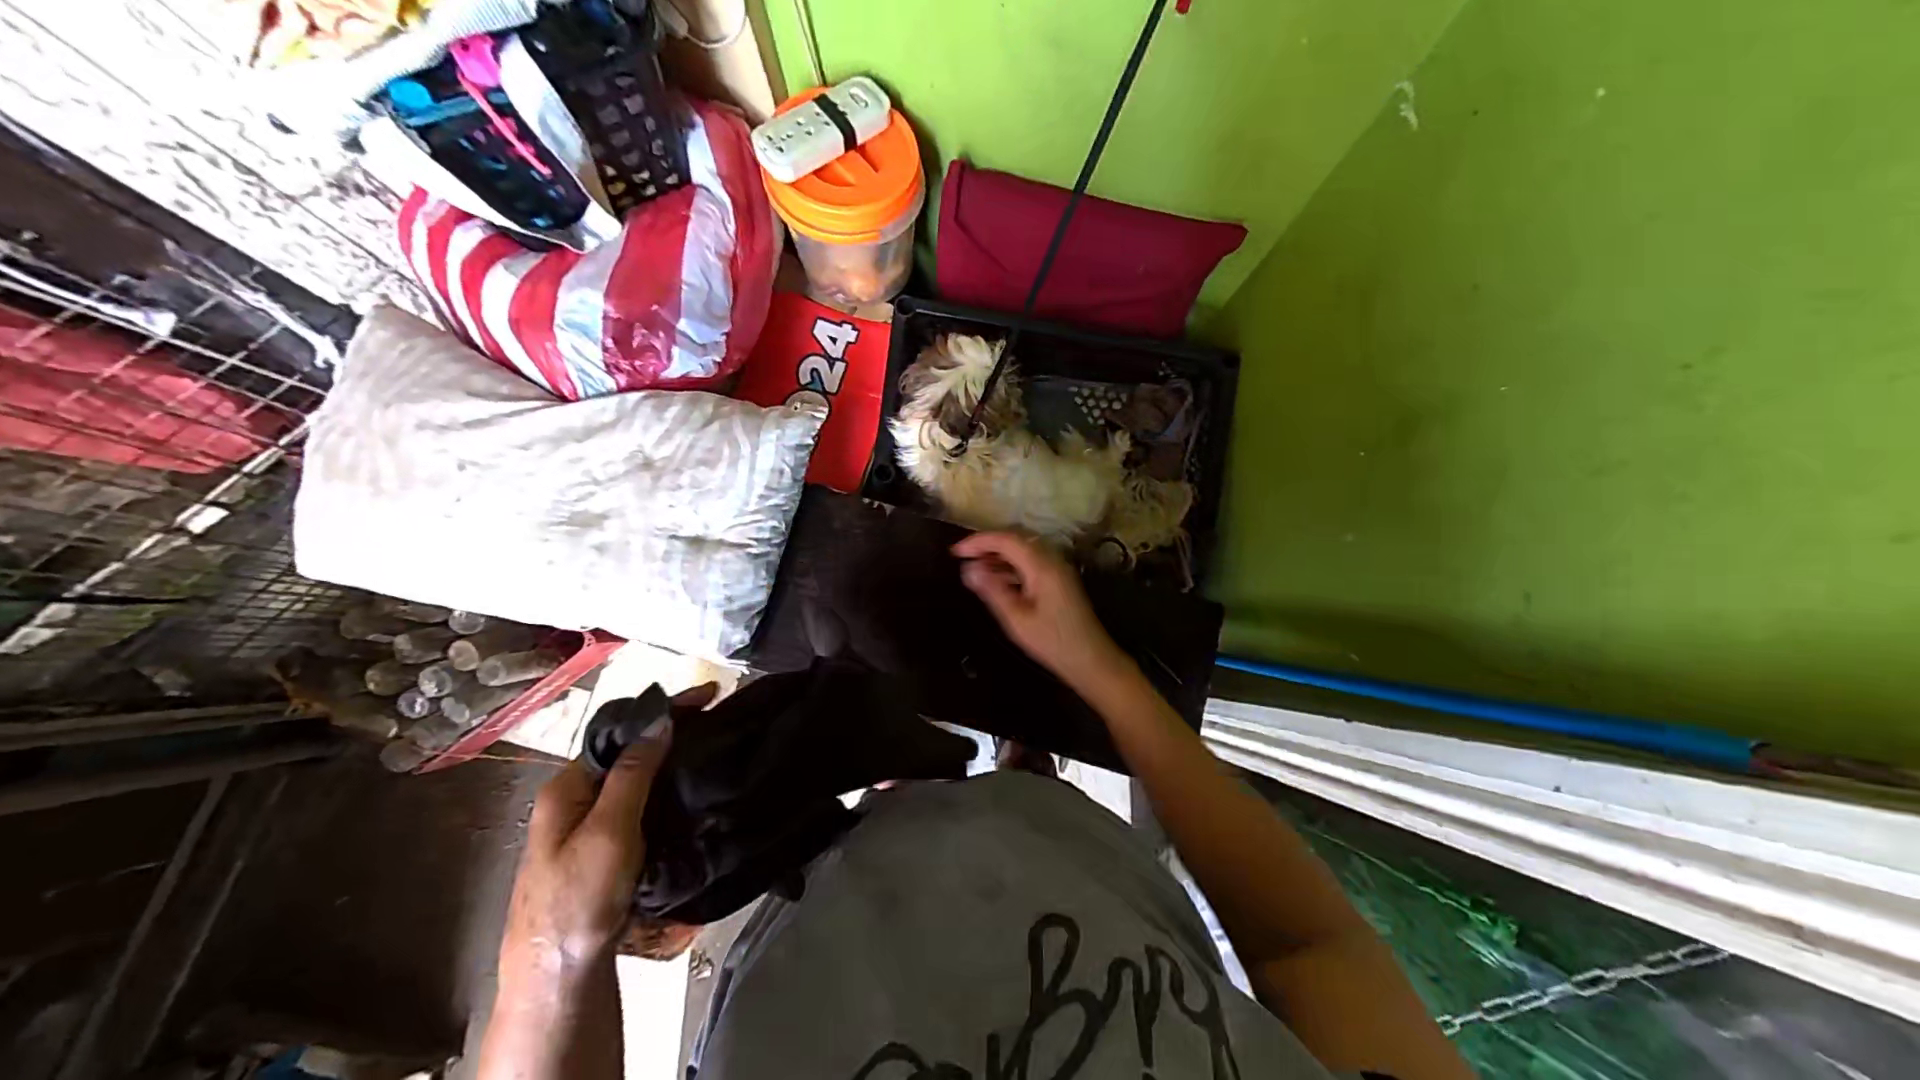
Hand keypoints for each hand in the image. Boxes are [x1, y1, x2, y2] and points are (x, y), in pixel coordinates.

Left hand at [500, 683, 714, 979]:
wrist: (560, 976)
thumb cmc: (579, 898)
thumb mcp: (608, 830)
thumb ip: (633, 773)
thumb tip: (659, 720)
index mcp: (567, 787)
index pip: (621, 732)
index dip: (664, 711)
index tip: (708, 696)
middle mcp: (575, 800)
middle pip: (629, 753)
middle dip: (672, 734)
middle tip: (719, 722)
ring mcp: (590, 828)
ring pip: (637, 781)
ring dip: (672, 763)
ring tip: (713, 751)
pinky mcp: (607, 850)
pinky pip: (641, 806)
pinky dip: (667, 792)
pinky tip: (692, 794)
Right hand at [952, 532, 1131, 687]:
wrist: (1091, 660)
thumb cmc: (1052, 642)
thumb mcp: (1016, 618)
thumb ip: (992, 590)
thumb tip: (968, 568)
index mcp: (1042, 566)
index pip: (1006, 540)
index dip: (979, 541)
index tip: (955, 552)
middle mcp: (1052, 560)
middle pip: (1016, 540)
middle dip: (988, 544)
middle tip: (963, 556)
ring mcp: (1058, 569)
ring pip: (1024, 551)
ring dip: (999, 555)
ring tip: (975, 568)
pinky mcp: (1059, 580)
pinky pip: (1032, 563)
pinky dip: (1011, 566)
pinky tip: (997, 580)